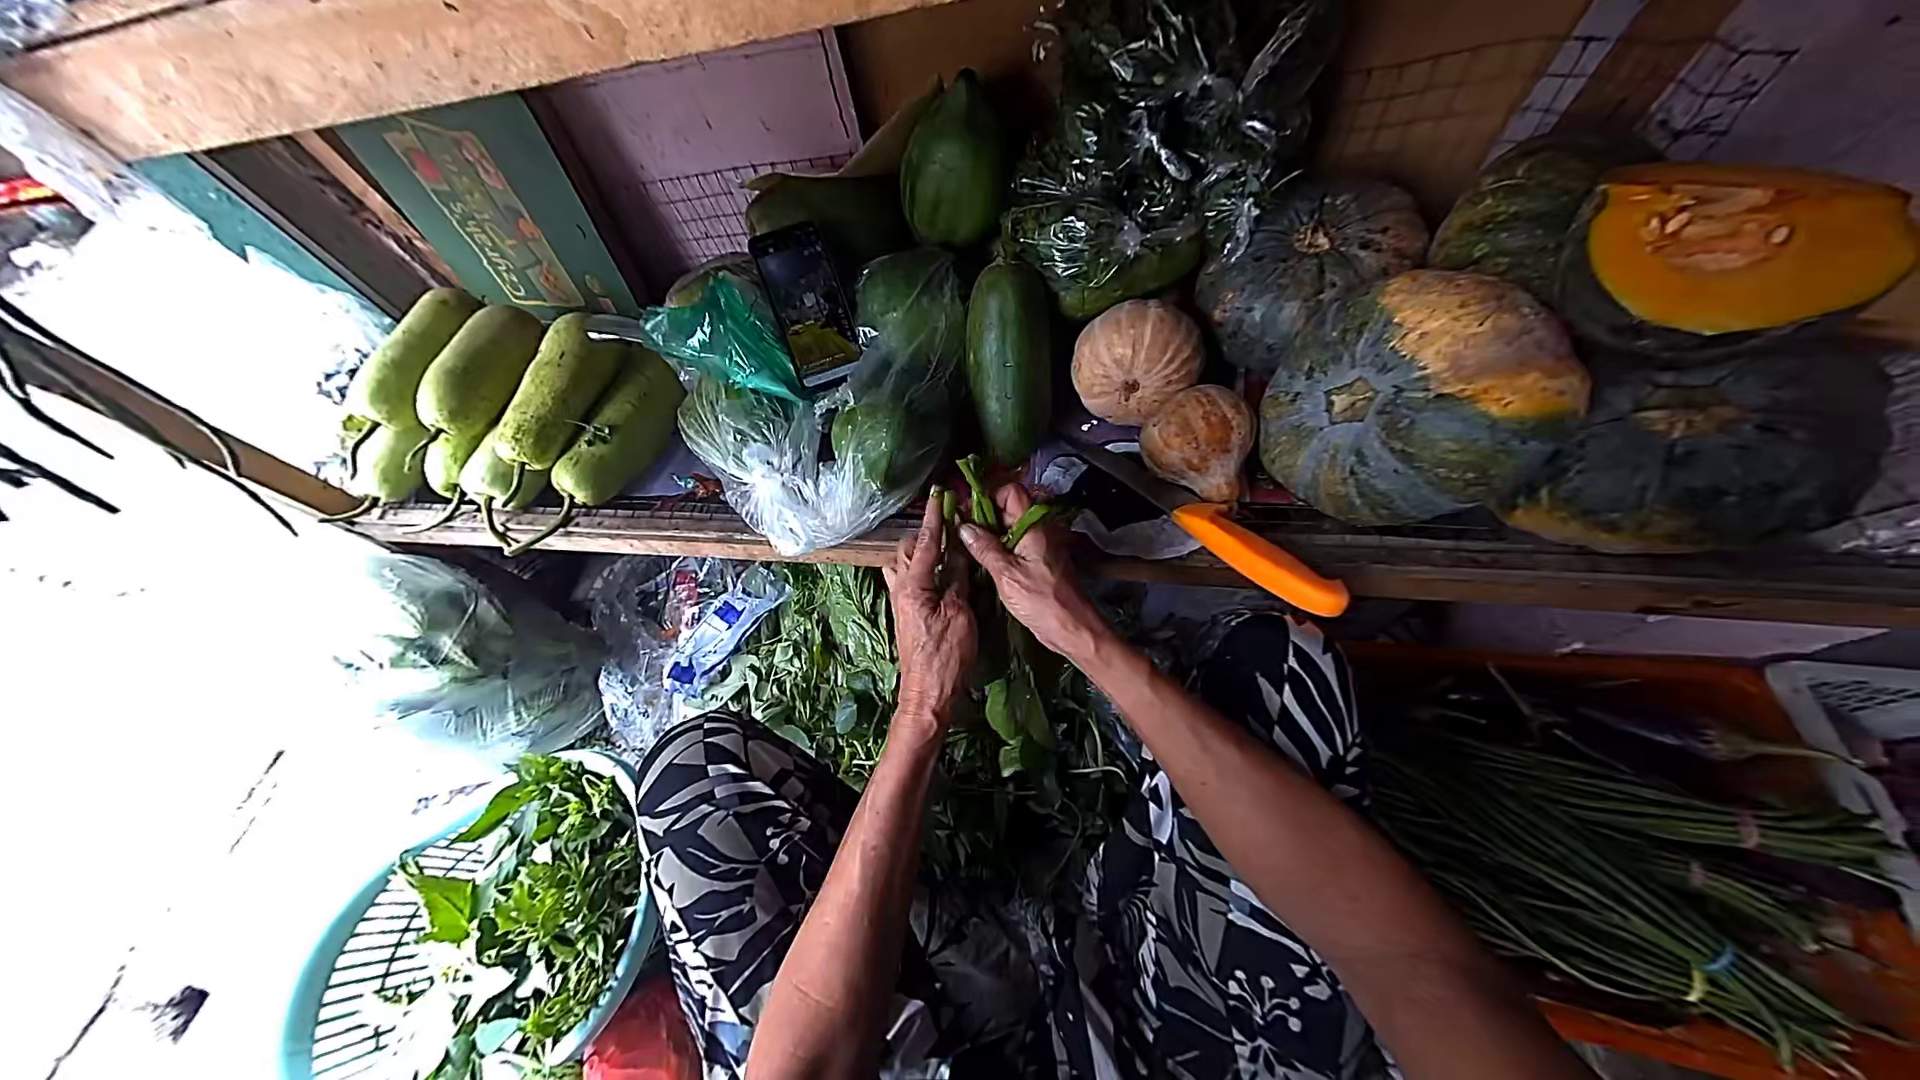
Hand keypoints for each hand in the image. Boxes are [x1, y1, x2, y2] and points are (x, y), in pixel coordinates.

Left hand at [883, 495, 975, 735]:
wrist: (928, 693)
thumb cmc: (946, 656)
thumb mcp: (960, 614)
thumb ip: (958, 578)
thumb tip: (960, 551)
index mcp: (913, 584)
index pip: (926, 542)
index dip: (935, 517)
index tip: (939, 495)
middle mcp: (900, 588)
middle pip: (907, 548)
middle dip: (925, 532)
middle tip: (949, 522)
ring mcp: (900, 601)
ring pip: (904, 563)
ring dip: (921, 550)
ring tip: (945, 544)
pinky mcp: (906, 612)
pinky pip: (909, 579)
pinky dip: (923, 567)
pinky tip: (940, 570)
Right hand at [956, 483, 1113, 662]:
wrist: (1072, 627)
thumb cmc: (1044, 602)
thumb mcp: (1006, 574)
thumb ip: (984, 548)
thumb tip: (964, 528)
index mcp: (1034, 526)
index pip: (1011, 491)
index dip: (989, 495)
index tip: (967, 508)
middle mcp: (1038, 530)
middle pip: (1008, 508)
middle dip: (983, 515)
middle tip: (960, 528)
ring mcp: (1038, 546)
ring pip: (1009, 528)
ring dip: (988, 533)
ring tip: (966, 544)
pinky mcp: (1037, 561)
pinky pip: (1014, 545)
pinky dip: (998, 548)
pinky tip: (981, 558)